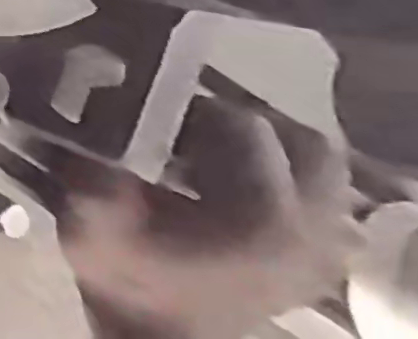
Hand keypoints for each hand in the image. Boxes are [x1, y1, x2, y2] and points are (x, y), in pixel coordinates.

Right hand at [55, 100, 360, 338]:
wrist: (159, 336)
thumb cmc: (124, 275)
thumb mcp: (89, 217)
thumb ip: (96, 161)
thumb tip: (100, 102)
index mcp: (262, 216)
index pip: (242, 124)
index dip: (187, 107)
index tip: (144, 115)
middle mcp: (313, 228)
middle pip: (302, 141)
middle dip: (239, 122)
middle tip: (182, 125)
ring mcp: (328, 247)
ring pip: (317, 166)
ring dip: (261, 146)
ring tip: (202, 149)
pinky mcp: (323, 257)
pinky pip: (316, 193)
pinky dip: (275, 173)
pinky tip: (221, 179)